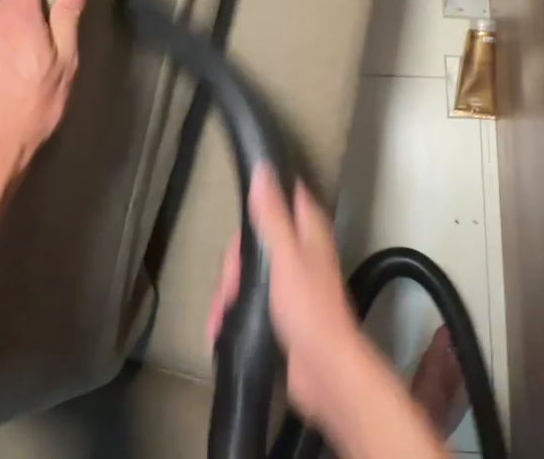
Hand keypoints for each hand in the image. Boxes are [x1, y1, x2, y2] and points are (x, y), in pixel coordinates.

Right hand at [206, 168, 383, 429]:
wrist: (323, 373)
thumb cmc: (308, 310)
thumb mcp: (285, 257)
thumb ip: (273, 216)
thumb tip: (263, 170)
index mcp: (309, 233)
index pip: (286, 197)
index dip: (262, 199)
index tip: (241, 214)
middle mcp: (301, 253)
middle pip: (258, 240)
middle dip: (236, 263)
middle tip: (230, 283)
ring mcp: (291, 284)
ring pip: (251, 272)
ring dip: (230, 291)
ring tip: (220, 313)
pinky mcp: (281, 313)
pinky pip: (250, 301)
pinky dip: (233, 311)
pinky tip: (220, 326)